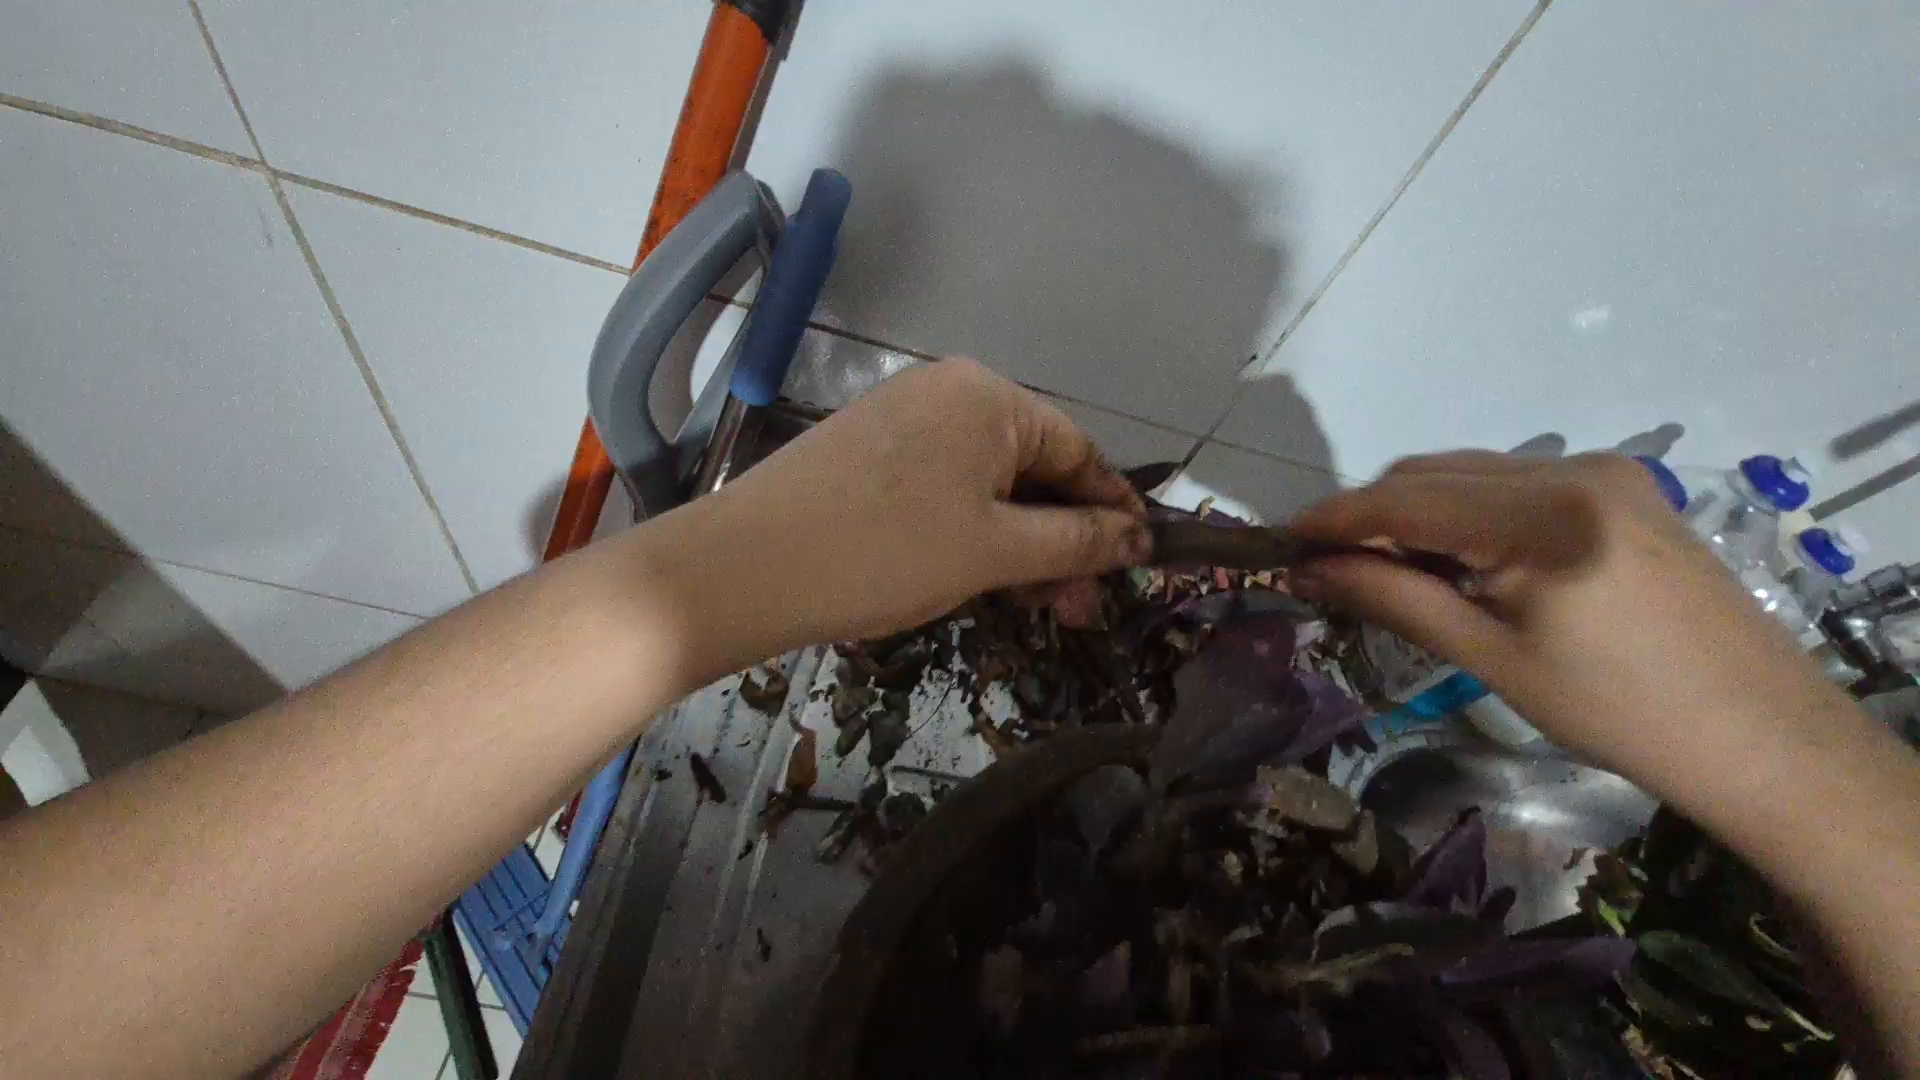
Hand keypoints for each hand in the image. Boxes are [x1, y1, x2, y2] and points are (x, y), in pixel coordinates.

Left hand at [698, 359, 1149, 652]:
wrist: (746, 568)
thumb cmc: (885, 552)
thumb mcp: (995, 551)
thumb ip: (1076, 541)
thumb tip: (1142, 537)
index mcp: (989, 398)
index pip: (1079, 451)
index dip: (1112, 512)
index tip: (1137, 564)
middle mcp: (949, 394)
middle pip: (1032, 470)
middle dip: (1062, 541)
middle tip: (1077, 610)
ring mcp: (904, 423)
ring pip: (988, 487)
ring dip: (1019, 545)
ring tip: (1032, 606)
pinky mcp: (871, 455)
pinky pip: (945, 490)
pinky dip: (972, 534)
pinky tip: (977, 577)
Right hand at [1288, 450, 1842, 783]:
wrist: (1764, 737)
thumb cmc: (1616, 712)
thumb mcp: (1487, 656)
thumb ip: (1389, 598)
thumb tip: (1304, 571)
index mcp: (1545, 518)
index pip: (1405, 499)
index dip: (1333, 518)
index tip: (1279, 542)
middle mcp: (1573, 471)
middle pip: (1429, 474)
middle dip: (1367, 516)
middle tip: (1324, 566)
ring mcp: (1603, 471)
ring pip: (1463, 473)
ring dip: (1409, 512)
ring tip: (1380, 567)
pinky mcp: (1617, 486)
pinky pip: (1504, 482)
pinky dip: (1456, 511)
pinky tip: (1448, 556)